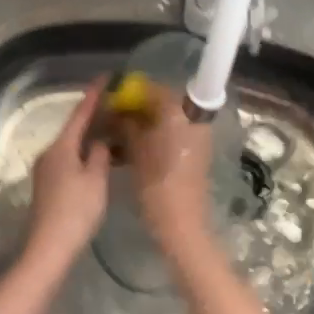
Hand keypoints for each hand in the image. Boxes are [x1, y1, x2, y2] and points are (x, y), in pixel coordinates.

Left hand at [25, 76, 112, 261]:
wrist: (49, 247)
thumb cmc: (76, 210)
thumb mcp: (96, 180)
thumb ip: (100, 155)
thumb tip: (99, 142)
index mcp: (61, 146)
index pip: (79, 113)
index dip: (94, 95)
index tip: (106, 77)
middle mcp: (49, 152)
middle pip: (74, 128)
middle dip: (94, 116)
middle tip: (116, 105)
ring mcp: (46, 169)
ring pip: (71, 145)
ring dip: (90, 137)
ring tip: (113, 131)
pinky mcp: (48, 185)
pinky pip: (69, 159)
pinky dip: (85, 153)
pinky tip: (99, 158)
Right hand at [124, 86, 214, 252]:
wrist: (181, 225)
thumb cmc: (156, 185)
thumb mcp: (135, 151)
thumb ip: (127, 125)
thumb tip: (118, 111)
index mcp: (180, 112)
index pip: (154, 89)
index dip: (132, 92)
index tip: (115, 99)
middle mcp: (194, 118)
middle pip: (164, 102)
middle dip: (140, 107)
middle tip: (116, 117)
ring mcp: (198, 136)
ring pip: (169, 119)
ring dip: (147, 122)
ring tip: (122, 134)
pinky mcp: (197, 152)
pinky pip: (175, 134)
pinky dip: (157, 136)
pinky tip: (136, 148)